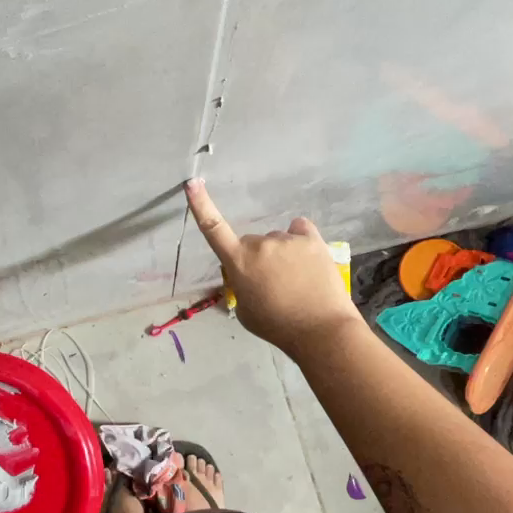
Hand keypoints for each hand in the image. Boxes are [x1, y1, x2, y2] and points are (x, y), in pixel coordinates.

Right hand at [185, 177, 362, 354]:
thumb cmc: (276, 325)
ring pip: (277, 240)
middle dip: (257, 258)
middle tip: (272, 284)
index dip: (200, 205)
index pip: (213, 229)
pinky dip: (299, 240)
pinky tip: (307, 259)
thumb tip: (248, 273)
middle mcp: (260, 244)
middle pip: (251, 243)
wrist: (320, 330)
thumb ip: (240, 285)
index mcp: (238, 262)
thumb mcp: (245, 309)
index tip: (192, 183)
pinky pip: (299, 230)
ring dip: (281, 254)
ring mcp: (286, 239)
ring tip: (296, 280)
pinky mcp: (311, 239)